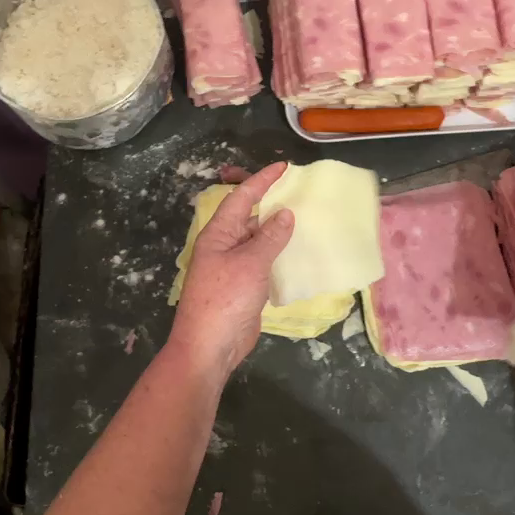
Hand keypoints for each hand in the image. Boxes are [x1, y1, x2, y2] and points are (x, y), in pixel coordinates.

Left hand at [169, 163, 294, 377]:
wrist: (209, 347)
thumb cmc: (225, 299)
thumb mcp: (251, 263)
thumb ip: (270, 238)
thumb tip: (285, 213)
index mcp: (219, 234)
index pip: (241, 198)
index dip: (261, 181)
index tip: (283, 167)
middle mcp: (224, 245)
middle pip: (249, 217)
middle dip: (271, 203)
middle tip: (299, 192)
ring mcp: (233, 267)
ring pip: (257, 240)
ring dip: (277, 231)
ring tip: (304, 219)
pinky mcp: (243, 287)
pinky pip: (263, 262)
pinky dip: (279, 255)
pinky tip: (297, 254)